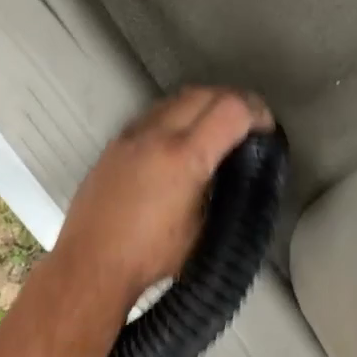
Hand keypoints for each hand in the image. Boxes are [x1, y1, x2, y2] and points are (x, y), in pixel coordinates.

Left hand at [53, 87, 273, 307]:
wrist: (91, 264)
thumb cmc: (148, 257)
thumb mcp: (203, 228)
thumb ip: (221, 191)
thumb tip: (233, 173)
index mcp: (183, 157)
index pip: (231, 109)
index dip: (257, 113)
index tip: (266, 127)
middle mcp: (156, 136)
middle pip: (205, 93)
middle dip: (234, 101)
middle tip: (249, 122)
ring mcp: (131, 136)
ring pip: (176, 98)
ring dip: (204, 104)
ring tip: (217, 128)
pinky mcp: (115, 144)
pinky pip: (153, 113)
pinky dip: (177, 115)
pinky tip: (182, 139)